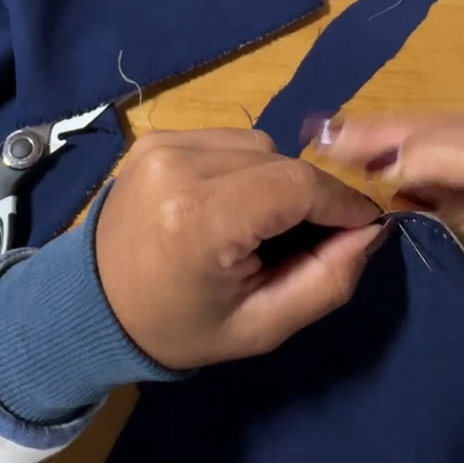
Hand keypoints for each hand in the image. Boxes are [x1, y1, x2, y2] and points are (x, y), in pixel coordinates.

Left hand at [94, 128, 383, 369]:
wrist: (92, 304)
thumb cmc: (179, 325)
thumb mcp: (262, 325)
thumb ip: (327, 280)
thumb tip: (370, 228)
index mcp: (200, 218)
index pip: (297, 185)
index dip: (340, 203)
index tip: (364, 223)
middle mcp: (178, 165)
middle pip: (280, 162)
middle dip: (307, 198)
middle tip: (301, 240)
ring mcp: (162, 144)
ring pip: (258, 145)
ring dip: (273, 179)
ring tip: (254, 223)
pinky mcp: (154, 136)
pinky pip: (227, 140)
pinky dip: (242, 167)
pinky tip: (225, 201)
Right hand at [320, 109, 463, 318]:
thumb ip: (463, 231)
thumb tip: (399, 194)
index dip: (431, 158)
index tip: (377, 179)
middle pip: (460, 126)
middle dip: (388, 134)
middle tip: (324, 138)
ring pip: (451, 117)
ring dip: (393, 128)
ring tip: (335, 134)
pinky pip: (462, 119)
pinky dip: (418, 130)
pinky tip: (378, 136)